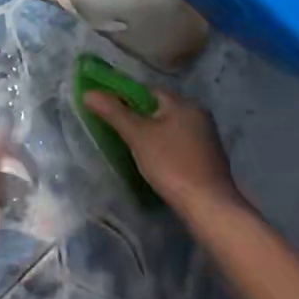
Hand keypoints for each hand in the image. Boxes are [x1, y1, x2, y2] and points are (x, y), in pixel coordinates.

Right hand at [82, 88, 243, 217]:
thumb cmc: (172, 164)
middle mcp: (198, 115)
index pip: (146, 90)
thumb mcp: (137, 135)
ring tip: (131, 146)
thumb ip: (112, 111)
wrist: (210, 208)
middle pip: (157, 108)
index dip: (123, 97)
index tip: (107, 110)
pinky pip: (177, 142)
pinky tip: (153, 160)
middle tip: (117, 130)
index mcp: (184, 104)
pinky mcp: (207, 158)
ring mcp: (206, 138)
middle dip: (135, 116)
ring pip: (167, 126)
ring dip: (149, 133)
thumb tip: (88, 93)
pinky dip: (163, 146)